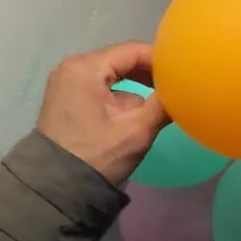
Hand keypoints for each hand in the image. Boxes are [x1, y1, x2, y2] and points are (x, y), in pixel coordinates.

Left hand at [36, 41, 170, 182]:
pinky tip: (135, 113)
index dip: (161, 60)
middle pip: (121, 60)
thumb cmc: (95, 156)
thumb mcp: (135, 131)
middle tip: (175, 88)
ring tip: (160, 102)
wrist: (55, 189)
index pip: (132, 51)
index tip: (182, 73)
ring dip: (135, 87)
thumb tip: (184, 90)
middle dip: (149, 74)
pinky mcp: (66, 99)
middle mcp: (72, 67)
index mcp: (85, 68)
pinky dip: (119, 96)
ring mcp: (66, 82)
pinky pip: (100, 88)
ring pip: (112, 75)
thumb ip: (163, 104)